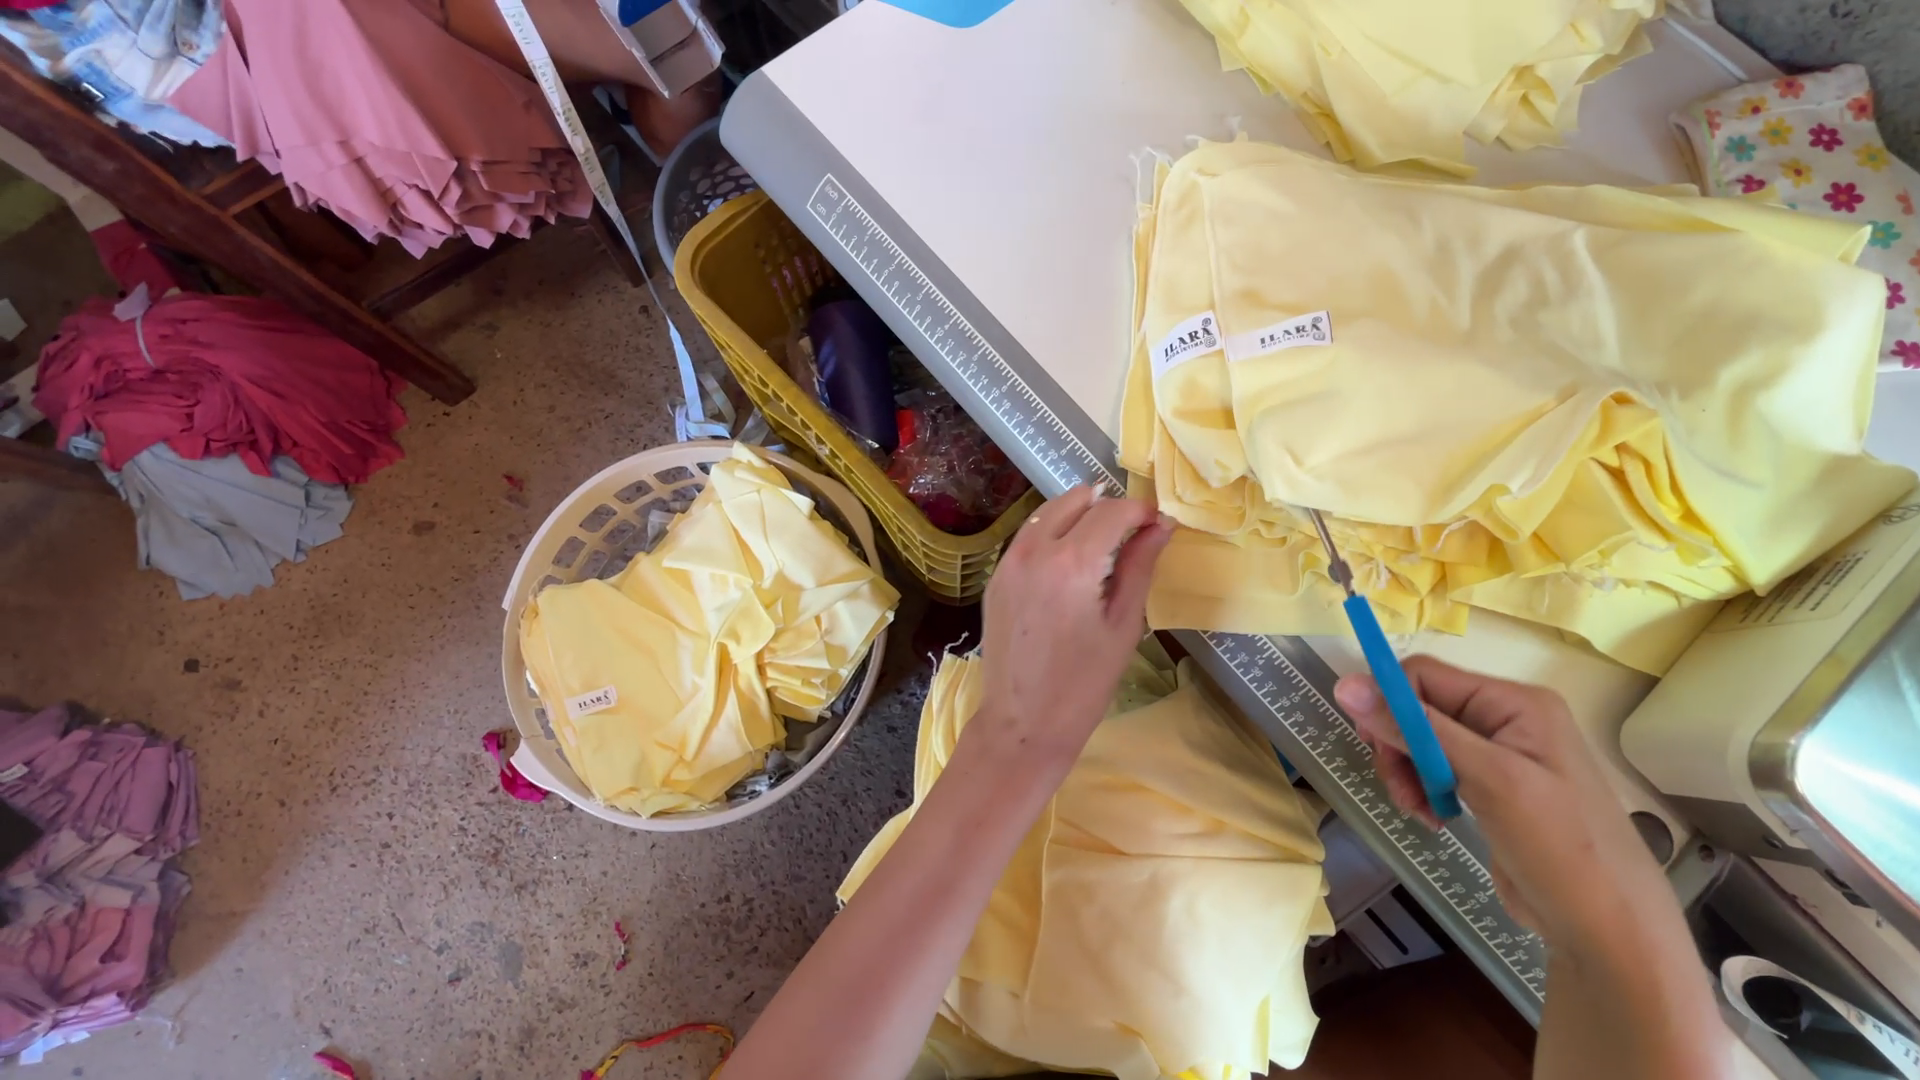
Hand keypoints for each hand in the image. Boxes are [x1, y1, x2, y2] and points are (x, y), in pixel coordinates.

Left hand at [973, 487, 1172, 766]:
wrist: (1023, 722)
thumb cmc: (1084, 683)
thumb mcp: (1123, 624)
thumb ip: (1141, 566)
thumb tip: (1162, 526)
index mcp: (1072, 562)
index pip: (1113, 511)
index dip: (1141, 511)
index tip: (1158, 524)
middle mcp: (1035, 550)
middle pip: (1076, 500)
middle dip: (1108, 507)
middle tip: (1131, 534)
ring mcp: (1008, 562)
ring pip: (1047, 512)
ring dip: (1078, 515)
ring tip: (1102, 545)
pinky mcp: (996, 577)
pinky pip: (1028, 537)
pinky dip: (1052, 534)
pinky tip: (1069, 562)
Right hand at [1334, 658, 1670, 949]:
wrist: (1610, 931)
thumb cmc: (1559, 846)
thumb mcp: (1487, 779)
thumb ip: (1417, 729)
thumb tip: (1345, 684)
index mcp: (1515, 702)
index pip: (1426, 676)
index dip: (1388, 702)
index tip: (1372, 744)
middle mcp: (1506, 718)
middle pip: (1419, 709)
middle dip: (1399, 746)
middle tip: (1399, 787)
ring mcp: (1500, 755)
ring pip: (1420, 742)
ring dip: (1407, 773)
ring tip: (1418, 810)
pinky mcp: (1491, 787)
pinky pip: (1435, 770)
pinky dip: (1422, 791)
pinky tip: (1433, 818)